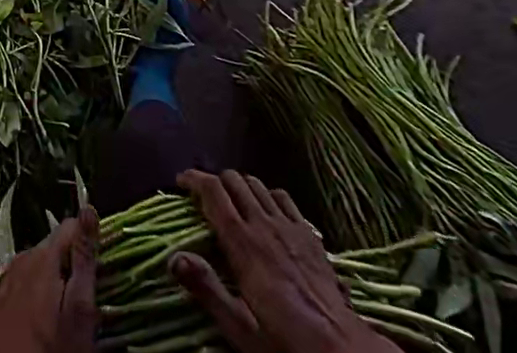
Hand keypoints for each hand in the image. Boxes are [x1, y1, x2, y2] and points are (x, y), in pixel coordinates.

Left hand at [0, 208, 97, 352]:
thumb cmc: (58, 350)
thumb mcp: (80, 308)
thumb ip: (84, 257)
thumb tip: (88, 209)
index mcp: (42, 258)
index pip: (70, 226)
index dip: (88, 241)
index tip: (99, 267)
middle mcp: (20, 261)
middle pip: (53, 244)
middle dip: (70, 261)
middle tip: (82, 295)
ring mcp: (5, 282)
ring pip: (37, 262)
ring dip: (53, 275)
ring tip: (64, 307)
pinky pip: (21, 282)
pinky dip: (34, 289)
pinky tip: (42, 314)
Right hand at [171, 171, 397, 352]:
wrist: (341, 349)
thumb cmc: (285, 341)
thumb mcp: (239, 327)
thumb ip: (206, 289)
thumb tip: (174, 258)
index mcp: (243, 244)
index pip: (213, 193)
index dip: (194, 180)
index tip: (180, 182)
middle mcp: (264, 225)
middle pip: (234, 181)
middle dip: (214, 180)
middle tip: (202, 195)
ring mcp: (290, 227)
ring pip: (258, 185)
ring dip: (239, 185)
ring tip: (230, 200)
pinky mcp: (309, 235)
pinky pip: (284, 198)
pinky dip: (267, 194)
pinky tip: (265, 209)